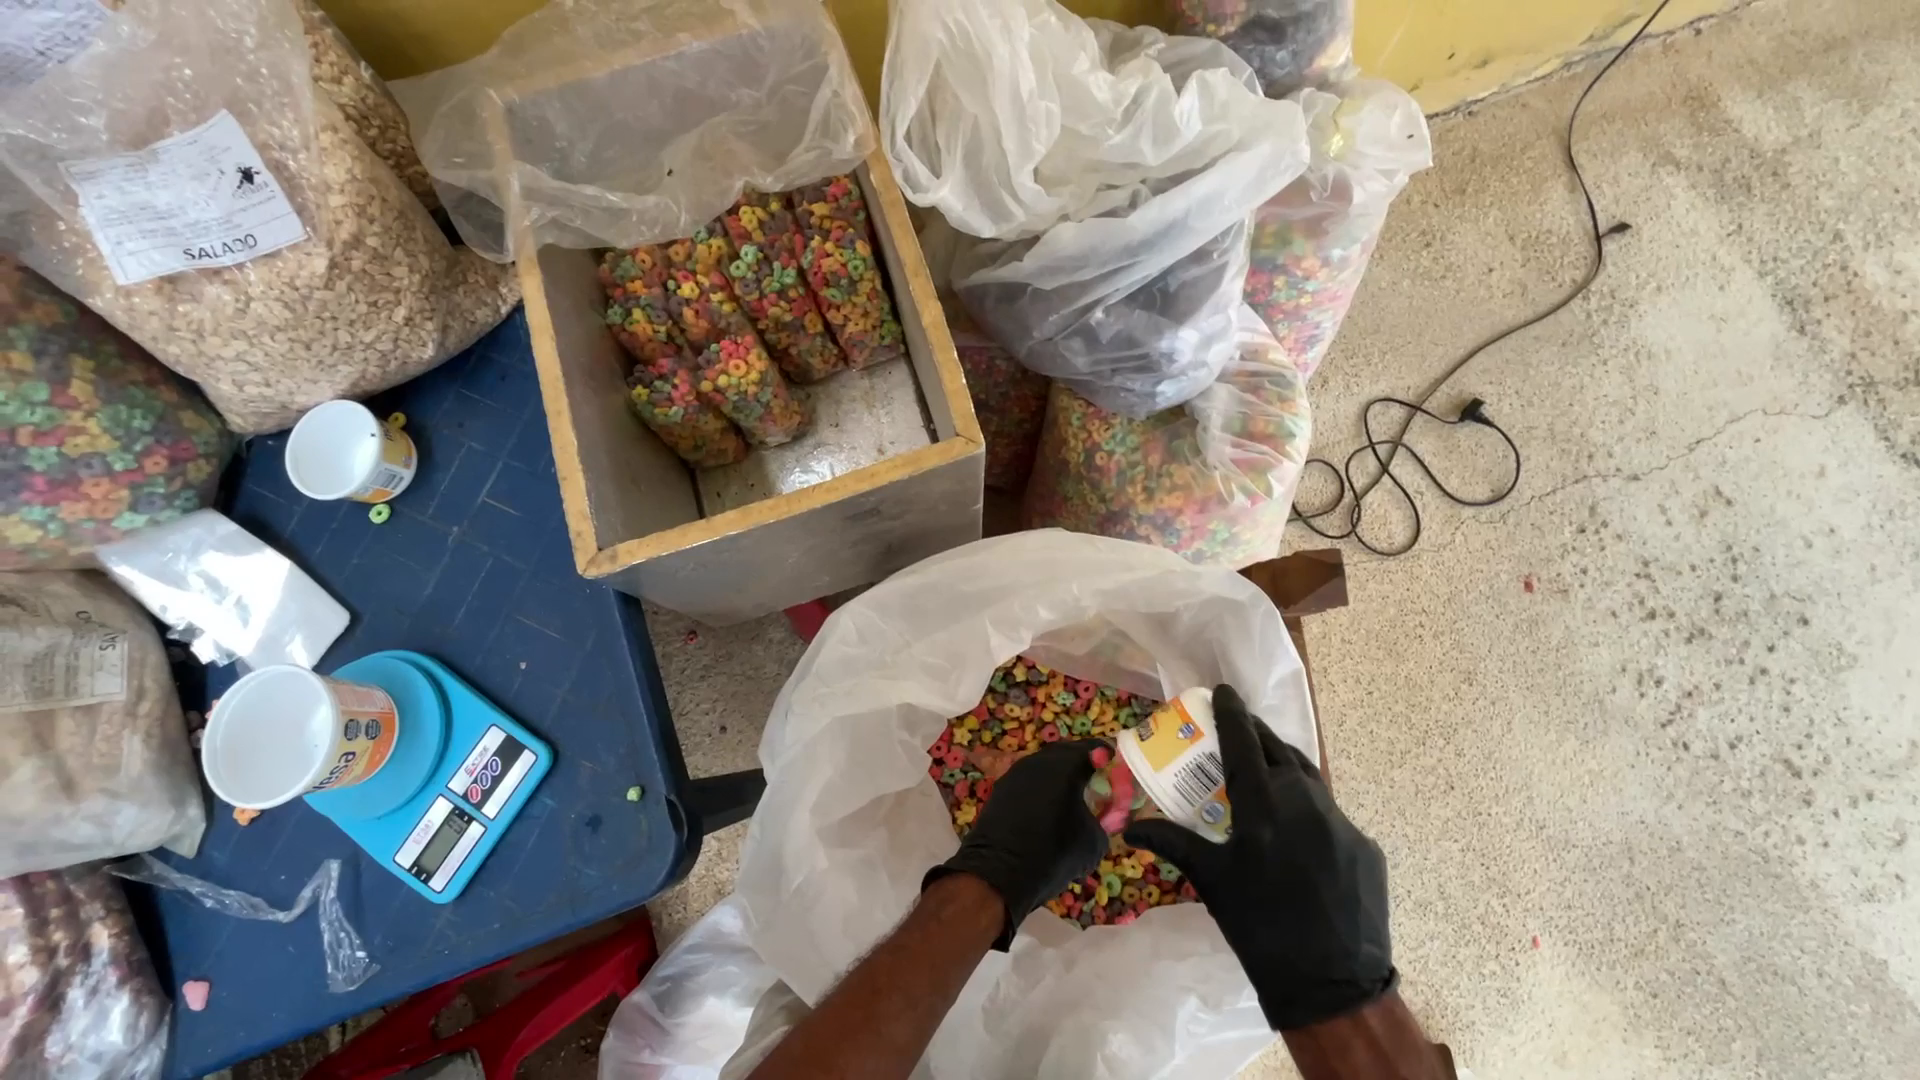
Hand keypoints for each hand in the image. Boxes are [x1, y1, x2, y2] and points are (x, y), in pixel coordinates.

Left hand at [924, 739, 1106, 949]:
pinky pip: (1028, 780)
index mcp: (1065, 766)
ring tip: (1070, 797)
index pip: (1093, 749)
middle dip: (1081, 763)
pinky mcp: (1000, 789)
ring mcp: (1015, 773)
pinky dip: (1040, 788)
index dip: (1105, 757)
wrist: (998, 874)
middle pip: (1066, 752)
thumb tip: (1104, 816)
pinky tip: (1046, 809)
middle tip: (1094, 781)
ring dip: (1059, 775)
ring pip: (1043, 765)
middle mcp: (1038, 761)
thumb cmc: (1054, 854)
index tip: (1113, 768)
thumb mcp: (1094, 842)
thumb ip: (1105, 821)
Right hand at [1125, 685, 1394, 1030]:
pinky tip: (1297, 831)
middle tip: (1238, 727)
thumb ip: (1172, 841)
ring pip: (1309, 777)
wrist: (1330, 983)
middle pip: (1278, 749)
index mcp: (1262, 808)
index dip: (1230, 712)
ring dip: (1284, 764)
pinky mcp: (1364, 845)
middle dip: (1256, 732)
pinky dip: (1308, 808)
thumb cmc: (1257, 926)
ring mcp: (1341, 823)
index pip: (1242, 742)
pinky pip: (1331, 814)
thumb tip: (1128, 826)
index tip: (1221, 690)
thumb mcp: (1211, 881)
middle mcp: (1304, 803)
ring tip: (1265, 766)